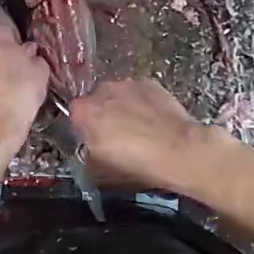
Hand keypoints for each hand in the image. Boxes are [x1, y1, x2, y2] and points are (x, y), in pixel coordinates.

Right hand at [69, 78, 217, 189]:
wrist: (179, 150)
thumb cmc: (135, 163)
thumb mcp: (100, 170)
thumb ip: (87, 153)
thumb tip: (89, 149)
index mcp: (83, 112)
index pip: (74, 115)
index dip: (85, 128)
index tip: (95, 141)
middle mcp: (102, 90)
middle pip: (96, 101)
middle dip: (104, 115)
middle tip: (118, 136)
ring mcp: (128, 83)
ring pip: (118, 95)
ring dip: (124, 107)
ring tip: (140, 128)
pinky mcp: (151, 83)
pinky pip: (139, 92)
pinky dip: (143, 102)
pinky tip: (155, 120)